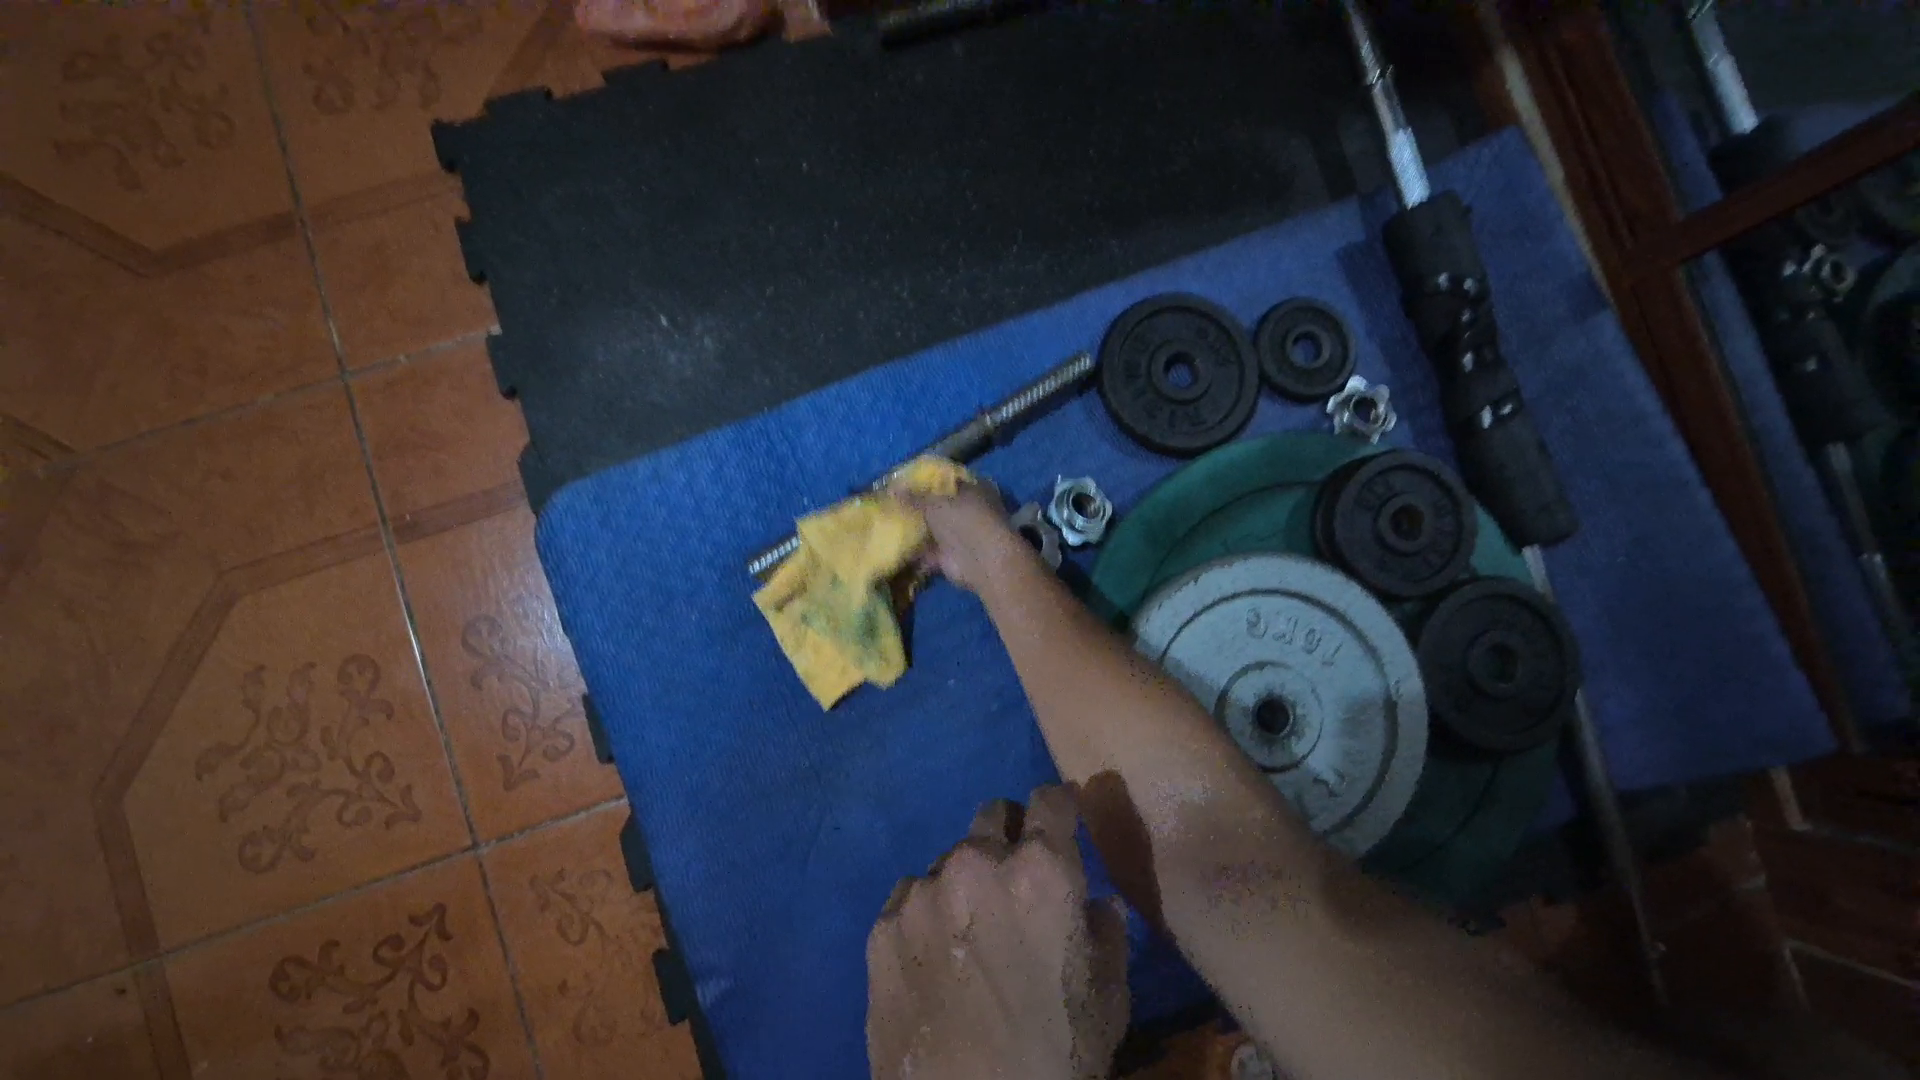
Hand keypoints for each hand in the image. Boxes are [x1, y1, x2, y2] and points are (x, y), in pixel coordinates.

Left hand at [867, 785, 1130, 1079]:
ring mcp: (922, 892)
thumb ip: (1107, 934)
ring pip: (948, 859)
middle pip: (993, 815)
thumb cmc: (1054, 1055)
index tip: (1062, 822)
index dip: (1060, 808)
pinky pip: (909, 897)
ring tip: (969, 930)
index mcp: (1040, 871)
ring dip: (964, 881)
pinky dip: (925, 913)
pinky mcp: (881, 926)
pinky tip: (933, 956)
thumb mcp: (1108, 1000)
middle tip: (1015, 880)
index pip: (1050, 799)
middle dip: (1009, 836)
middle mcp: (975, 863)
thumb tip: (1096, 903)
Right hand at [891, 479, 1034, 593]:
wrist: (981, 561)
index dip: (926, 481)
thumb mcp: (935, 503)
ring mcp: (960, 535)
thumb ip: (913, 497)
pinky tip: (892, 547)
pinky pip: (927, 552)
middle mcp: (969, 510)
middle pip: (939, 506)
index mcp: (973, 489)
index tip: (903, 482)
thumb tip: (891, 488)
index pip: (947, 480)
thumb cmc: (964, 520)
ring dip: (914, 529)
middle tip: (891, 503)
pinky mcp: (951, 557)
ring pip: (933, 529)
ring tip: (886, 524)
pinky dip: (913, 552)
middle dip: (917, 507)